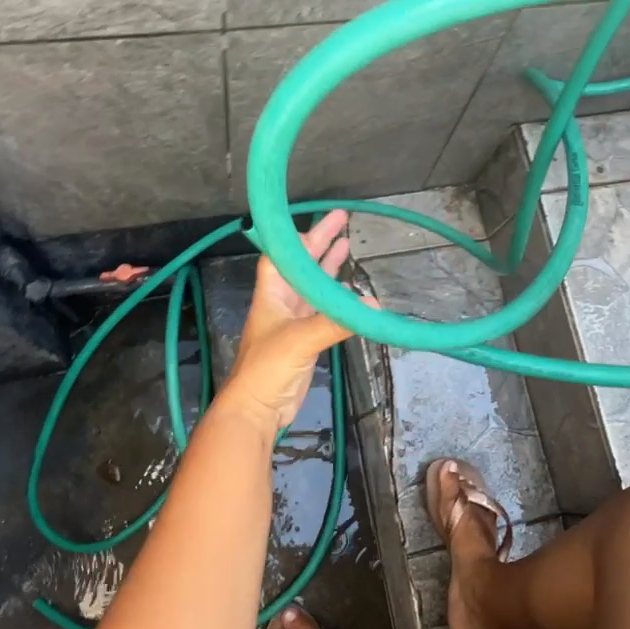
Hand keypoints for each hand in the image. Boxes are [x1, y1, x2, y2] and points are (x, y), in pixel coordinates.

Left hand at [217, 210, 374, 431]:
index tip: (321, 219)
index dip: (299, 237)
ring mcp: (292, 323)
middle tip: (343, 220)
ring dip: (328, 267)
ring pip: (312, 287)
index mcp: (271, 294)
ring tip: (347, 246)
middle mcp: (280, 303)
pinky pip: (322, 312)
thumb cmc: (267, 368)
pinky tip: (352, 293)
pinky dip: (336, 300)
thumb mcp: (300, 339)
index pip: (282, 255)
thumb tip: (373, 306)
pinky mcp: (304, 341)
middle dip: (320, 242)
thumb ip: (335, 322)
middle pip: (301, 265)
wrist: (256, 409)